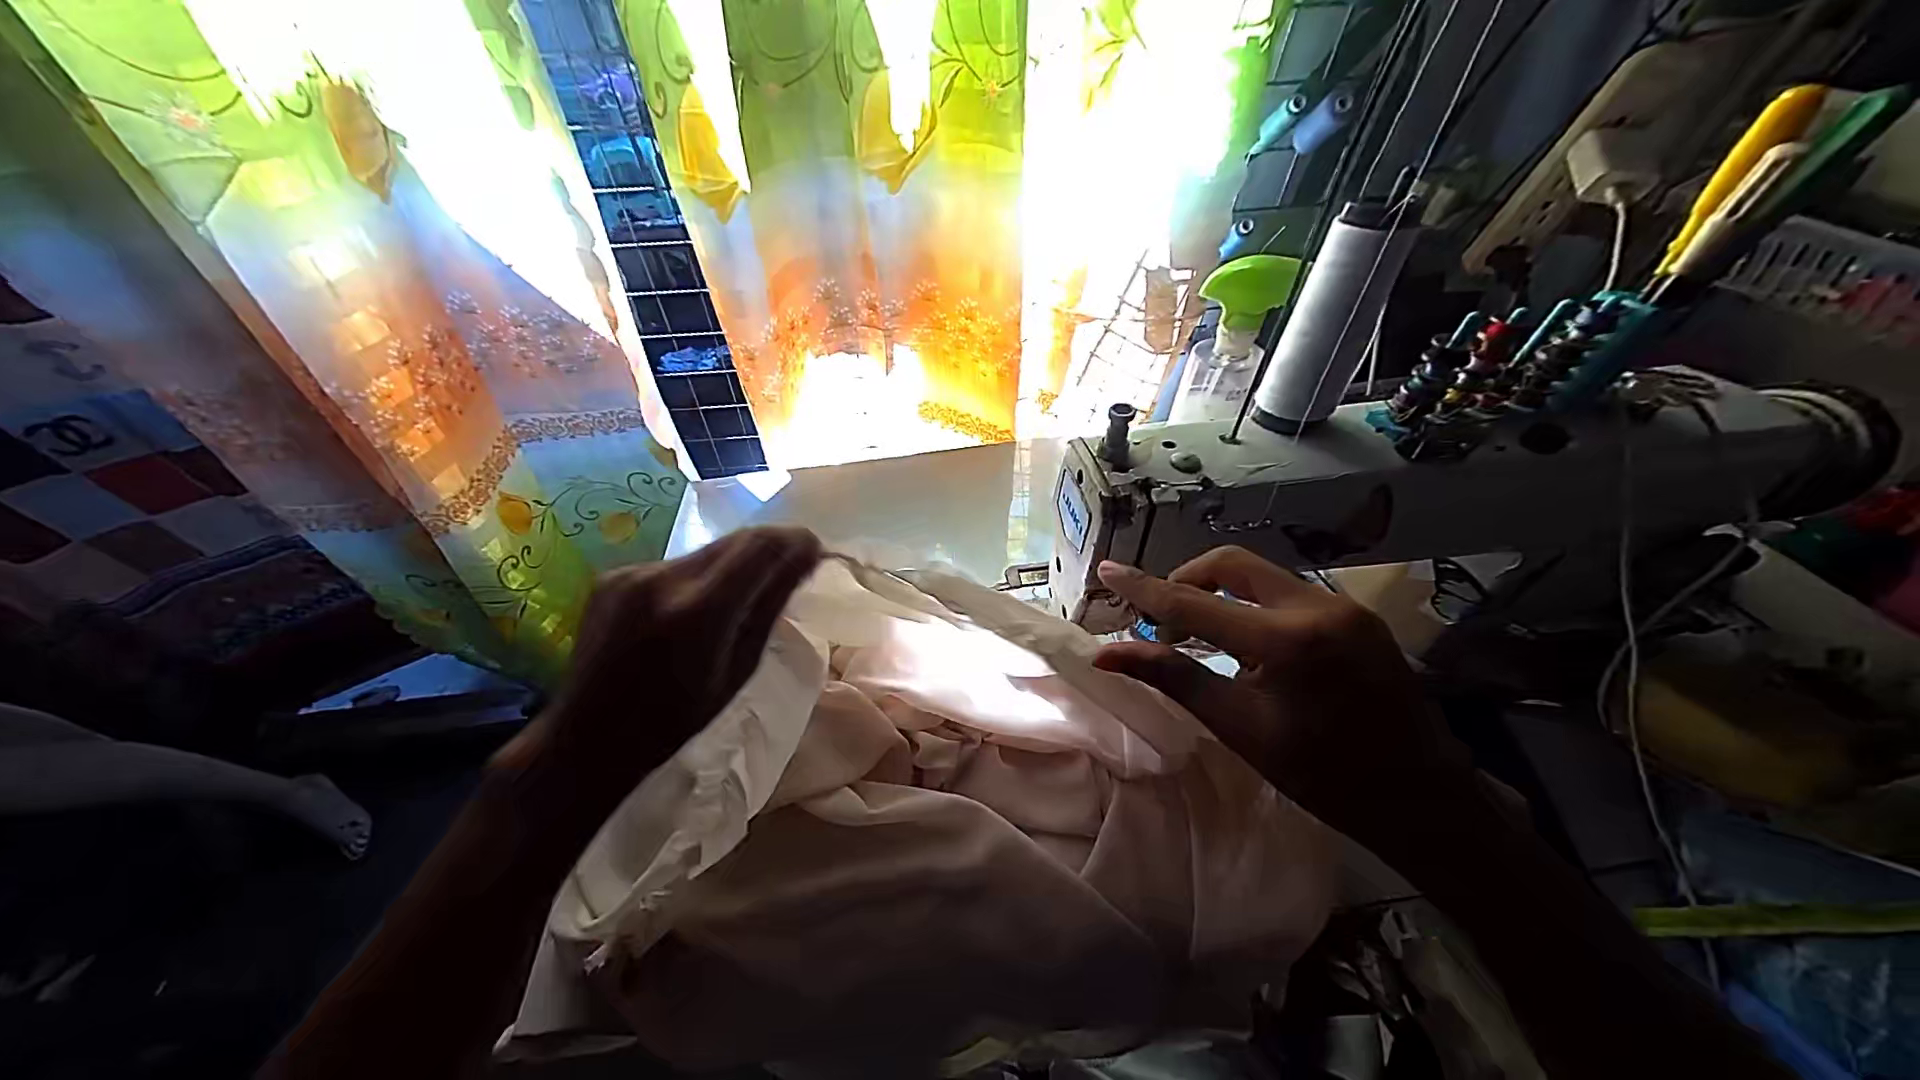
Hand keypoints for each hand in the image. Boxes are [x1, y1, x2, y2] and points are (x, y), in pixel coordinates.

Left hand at [499, 526, 823, 819]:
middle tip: (792, 563)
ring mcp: (633, 572)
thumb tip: (804, 559)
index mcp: (699, 611)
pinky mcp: (614, 575)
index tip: (814, 550)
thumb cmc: (675, 722)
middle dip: (770, 545)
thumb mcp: (738, 670)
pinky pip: (677, 563)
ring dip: (735, 560)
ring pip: (706, 550)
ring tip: (747, 588)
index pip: (760, 546)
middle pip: (735, 539)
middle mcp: (662, 578)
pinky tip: (698, 604)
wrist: (586, 740)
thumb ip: (769, 607)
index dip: (794, 540)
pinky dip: (700, 574)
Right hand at [1090, 547, 1472, 835]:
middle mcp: (1317, 606)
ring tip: (1197, 634)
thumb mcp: (1239, 726)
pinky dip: (1251, 605)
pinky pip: (1287, 592)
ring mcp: (1343, 606)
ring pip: (1260, 575)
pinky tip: (1243, 641)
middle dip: (1187, 580)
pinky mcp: (1356, 615)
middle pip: (1231, 564)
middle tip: (1162, 619)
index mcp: (1286, 640)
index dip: (1144, 587)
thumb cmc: (1322, 774)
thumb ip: (1172, 678)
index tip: (1107, 571)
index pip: (1195, 602)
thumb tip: (1107, 654)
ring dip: (1219, 593)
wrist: (1421, 797)